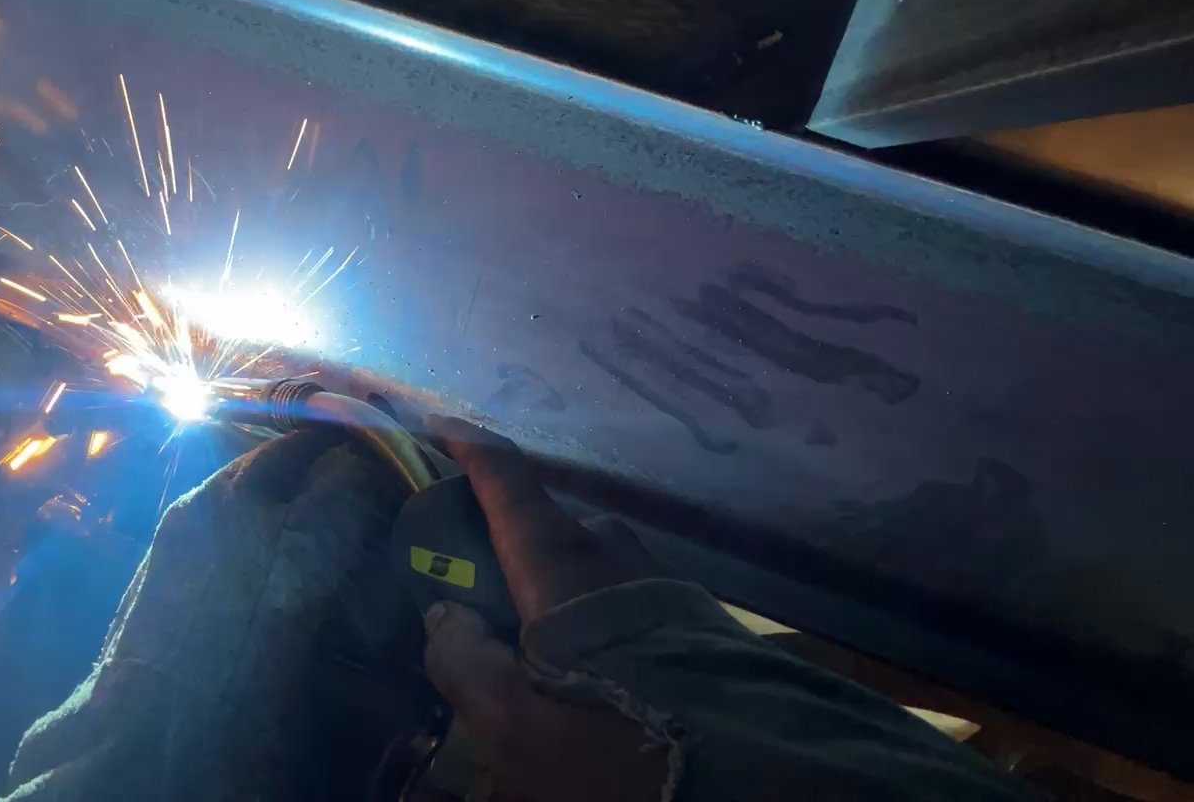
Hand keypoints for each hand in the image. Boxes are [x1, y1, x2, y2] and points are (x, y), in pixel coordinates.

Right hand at [420, 416, 668, 801]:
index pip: (503, 473)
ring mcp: (649, 569)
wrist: (756, 771)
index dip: (466, 443)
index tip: (437, 426)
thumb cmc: (615, 736)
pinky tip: (591, 669)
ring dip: (546, 591)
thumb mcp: (515, 723)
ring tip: (537, 657)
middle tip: (479, 603)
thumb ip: (462, 659)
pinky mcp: (682, 604)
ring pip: (575, 563)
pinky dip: (584, 611)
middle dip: (499, 551)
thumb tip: (448, 615)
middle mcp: (604, 544)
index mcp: (556, 555)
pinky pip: (612, 589)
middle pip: (534, 525)